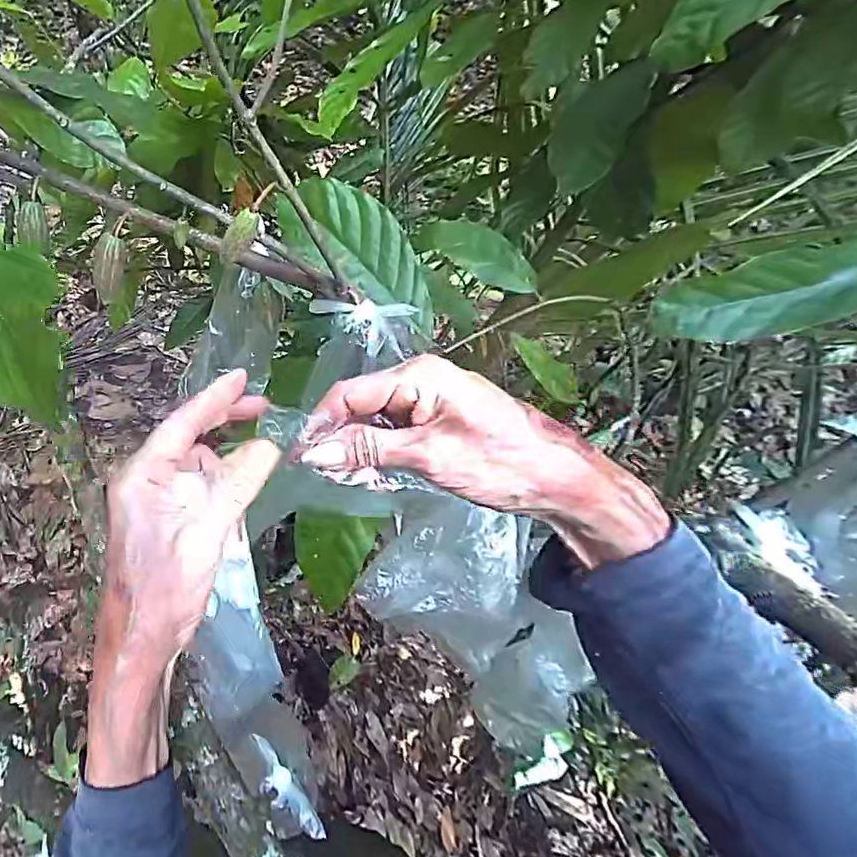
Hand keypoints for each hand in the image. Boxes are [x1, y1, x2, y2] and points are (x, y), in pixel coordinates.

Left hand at [88, 369, 281, 787]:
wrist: (138, 645)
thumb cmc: (163, 592)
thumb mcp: (206, 534)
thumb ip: (237, 485)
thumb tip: (269, 446)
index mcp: (141, 476)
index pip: (182, 423)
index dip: (214, 398)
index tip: (242, 377)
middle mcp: (143, 480)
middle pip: (188, 437)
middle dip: (224, 421)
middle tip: (263, 408)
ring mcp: (153, 500)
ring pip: (195, 462)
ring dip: (226, 454)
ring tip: (263, 449)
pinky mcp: (165, 518)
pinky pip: (197, 486)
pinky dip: (221, 480)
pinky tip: (242, 484)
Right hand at [299, 355, 669, 569]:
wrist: (557, 479)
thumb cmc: (499, 462)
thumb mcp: (428, 456)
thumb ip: (368, 450)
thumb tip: (314, 453)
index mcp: (416, 375)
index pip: (348, 394)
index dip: (320, 425)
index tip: (298, 459)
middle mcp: (417, 380)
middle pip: (357, 406)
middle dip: (339, 441)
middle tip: (325, 477)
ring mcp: (426, 400)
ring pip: (372, 422)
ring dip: (358, 451)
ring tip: (353, 480)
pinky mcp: (433, 420)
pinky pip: (392, 432)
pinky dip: (379, 454)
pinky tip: (376, 475)